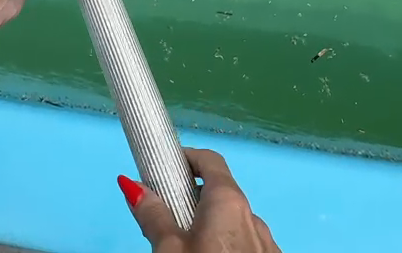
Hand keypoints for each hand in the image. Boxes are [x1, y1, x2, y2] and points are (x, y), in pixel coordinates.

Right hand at [120, 149, 280, 252]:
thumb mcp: (168, 249)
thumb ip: (152, 214)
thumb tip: (132, 185)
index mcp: (228, 200)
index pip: (209, 159)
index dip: (186, 158)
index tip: (166, 169)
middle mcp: (254, 217)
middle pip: (220, 195)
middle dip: (194, 203)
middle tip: (170, 222)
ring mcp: (269, 245)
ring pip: (235, 226)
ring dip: (213, 231)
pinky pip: (249, 249)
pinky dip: (229, 250)